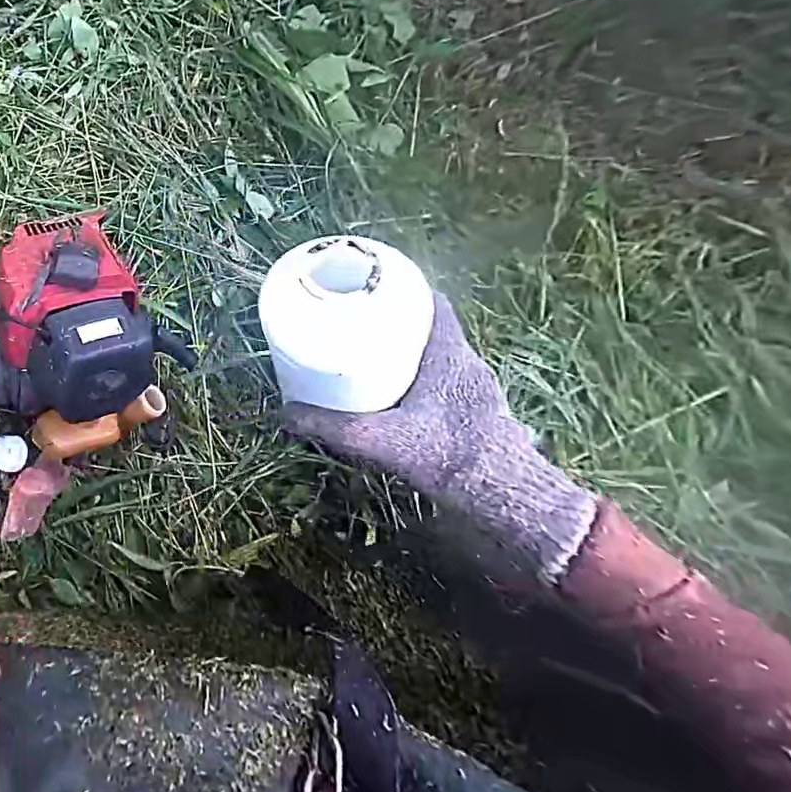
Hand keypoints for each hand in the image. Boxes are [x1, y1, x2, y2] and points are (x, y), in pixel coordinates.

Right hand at [281, 295, 598, 583]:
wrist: (509, 503)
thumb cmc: (447, 459)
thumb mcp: (376, 441)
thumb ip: (325, 427)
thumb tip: (281, 414)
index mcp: (450, 358)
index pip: (434, 306)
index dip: (403, 290)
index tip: (369, 288)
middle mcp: (469, 366)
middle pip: (430, 328)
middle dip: (393, 321)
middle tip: (352, 321)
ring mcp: (477, 389)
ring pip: (436, 354)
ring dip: (405, 349)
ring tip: (364, 352)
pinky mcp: (478, 412)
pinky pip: (442, 377)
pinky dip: (415, 374)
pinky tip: (392, 390)